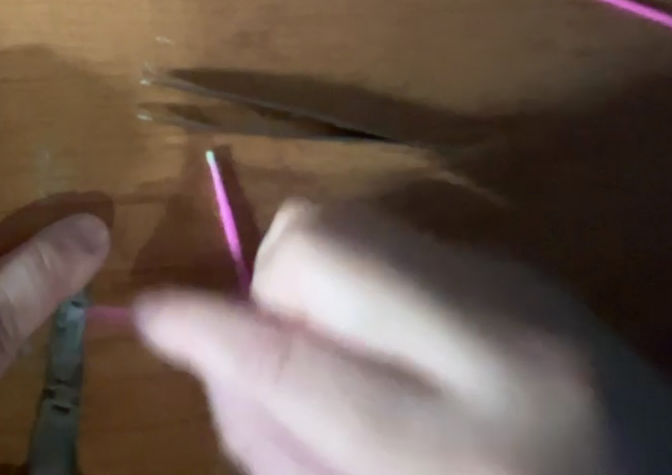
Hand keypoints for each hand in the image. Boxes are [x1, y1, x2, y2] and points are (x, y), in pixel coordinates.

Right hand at [135, 200, 671, 474]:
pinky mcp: (522, 266)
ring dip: (313, 275)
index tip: (149, 313)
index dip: (200, 328)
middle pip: (314, 241)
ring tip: (348, 341)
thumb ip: (286, 450)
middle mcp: (495, 351)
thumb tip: (212, 369)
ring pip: (344, 220)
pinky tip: (402, 337)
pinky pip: (390, 237)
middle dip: (272, 281)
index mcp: (458, 446)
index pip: (288, 361)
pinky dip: (363, 277)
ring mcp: (519, 294)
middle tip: (291, 342)